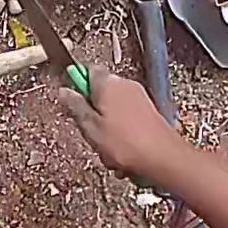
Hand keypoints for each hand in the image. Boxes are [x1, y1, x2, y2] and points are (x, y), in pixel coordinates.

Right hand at [55, 69, 184, 180]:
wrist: (163, 157)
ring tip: (107, 146)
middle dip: (93, 111)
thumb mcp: (90, 127)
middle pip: (99, 91)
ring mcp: (138, 97)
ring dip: (107, 125)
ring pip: (112, 108)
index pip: (87, 70)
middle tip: (90, 130)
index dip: (77, 84)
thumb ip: (75, 106)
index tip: (72, 101)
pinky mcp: (148, 111)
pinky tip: (122, 150)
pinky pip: (126, 118)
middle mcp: (125, 85)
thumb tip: (63, 91)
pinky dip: (121, 132)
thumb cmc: (127, 143)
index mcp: (108, 84)